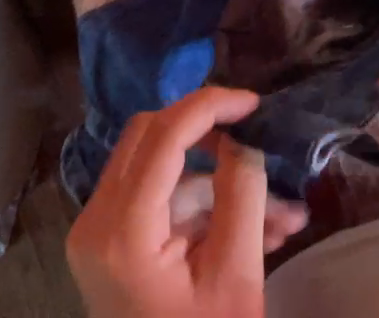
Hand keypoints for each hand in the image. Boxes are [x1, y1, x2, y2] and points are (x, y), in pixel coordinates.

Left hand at [67, 87, 304, 317]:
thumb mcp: (236, 277)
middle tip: (257, 141)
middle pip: (150, 139)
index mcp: (121, 230)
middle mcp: (95, 221)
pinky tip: (257, 227)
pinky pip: (155, 202)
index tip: (253, 101)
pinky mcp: (108, 247)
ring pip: (156, 169)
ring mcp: (96, 234)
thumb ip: (242, 195)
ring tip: (283, 212)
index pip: (164, 135)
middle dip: (209, 136)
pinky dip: (201, 205)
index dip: (209, 106)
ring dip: (216, 179)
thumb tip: (243, 139)